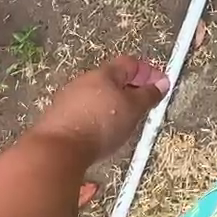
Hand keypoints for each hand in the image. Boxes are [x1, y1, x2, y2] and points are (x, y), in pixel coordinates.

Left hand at [23, 55, 168, 163]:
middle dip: (129, 90)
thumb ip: (149, 95)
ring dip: (111, 107)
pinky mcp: (55, 121)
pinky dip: (95, 121)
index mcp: (104, 73)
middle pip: (112, 80)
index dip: (148, 72)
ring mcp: (67, 101)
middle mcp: (84, 82)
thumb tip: (161, 84)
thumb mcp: (133, 109)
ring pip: (96, 98)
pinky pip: (82, 115)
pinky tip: (99, 137)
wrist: (54, 153)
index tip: (160, 85)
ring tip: (122, 125)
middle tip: (142, 106)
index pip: (130, 63)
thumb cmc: (99, 125)